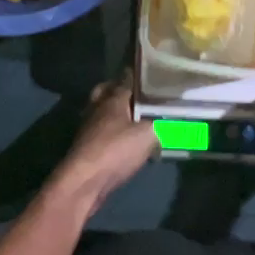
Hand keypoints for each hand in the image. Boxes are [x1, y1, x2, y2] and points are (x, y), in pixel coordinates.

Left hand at [50, 77, 157, 207]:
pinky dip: (112, 131)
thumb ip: (161, 125)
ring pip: (102, 111)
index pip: (125, 80)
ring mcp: (88, 127)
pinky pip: (102, 131)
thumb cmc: (115, 150)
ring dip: (115, 112)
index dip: (137, 76)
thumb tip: (171, 121)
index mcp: (112, 99)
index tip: (150, 74)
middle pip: (106, 91)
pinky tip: (125, 140)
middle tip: (138, 94)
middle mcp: (97, 108)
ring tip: (135, 118)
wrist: (84, 181)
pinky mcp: (86, 146)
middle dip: (120, 90)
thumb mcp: (147, 135)